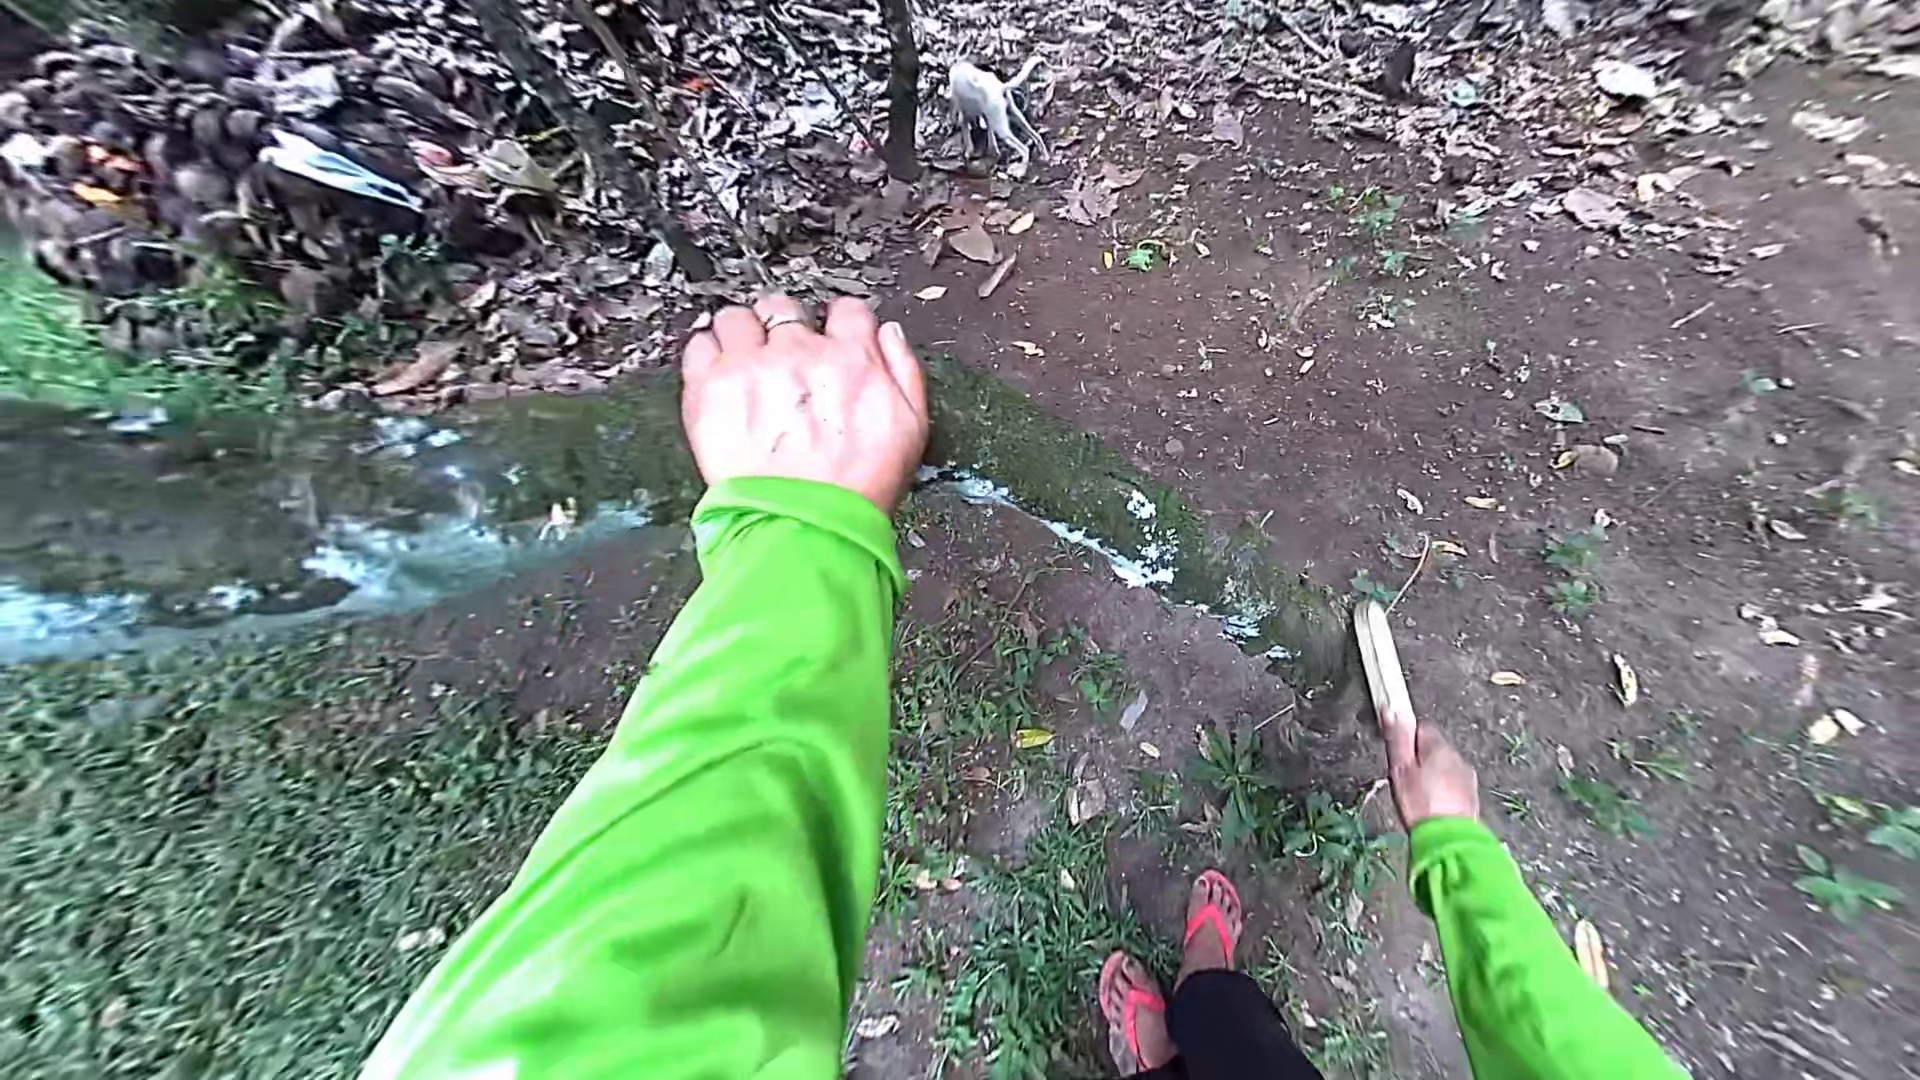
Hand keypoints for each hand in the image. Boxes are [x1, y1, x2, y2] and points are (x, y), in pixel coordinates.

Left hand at [681, 294, 928, 514]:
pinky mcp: (711, 388)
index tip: (834, 341)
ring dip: (743, 335)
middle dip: (786, 328)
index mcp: (853, 359)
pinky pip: (700, 345)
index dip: (841, 325)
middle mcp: (800, 352)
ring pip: (737, 319)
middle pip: (786, 309)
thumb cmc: (859, 487)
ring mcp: (751, 367)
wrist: (807, 525)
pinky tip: (720, 377)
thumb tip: (888, 332)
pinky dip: (708, 354)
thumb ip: (904, 371)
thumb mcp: (911, 430)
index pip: (847, 311)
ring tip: (746, 366)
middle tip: (784, 359)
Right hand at [1383, 713, 1479, 830]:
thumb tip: (1391, 709)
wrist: (1449, 840)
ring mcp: (1467, 777)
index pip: (1420, 726)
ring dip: (1430, 770)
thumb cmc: (1420, 802)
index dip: (1405, 736)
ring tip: (1416, 790)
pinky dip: (1441, 785)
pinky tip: (1430, 800)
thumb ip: (1397, 737)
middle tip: (1403, 773)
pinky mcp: (1471, 795)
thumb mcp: (1400, 767)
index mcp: (1439, 747)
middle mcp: (1458, 758)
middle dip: (1418, 754)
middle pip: (1432, 746)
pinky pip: (1451, 781)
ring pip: (1443, 764)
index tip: (1395, 750)